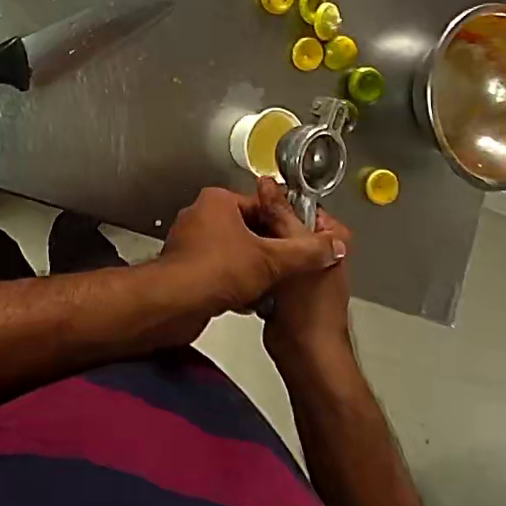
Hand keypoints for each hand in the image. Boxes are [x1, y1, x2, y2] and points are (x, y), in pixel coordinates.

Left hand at [158, 183, 345, 315]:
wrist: (174, 305)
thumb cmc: (213, 271)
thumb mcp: (273, 260)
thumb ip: (306, 252)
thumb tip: (330, 247)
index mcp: (217, 201)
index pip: (261, 205)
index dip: (283, 224)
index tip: (297, 241)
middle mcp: (200, 216)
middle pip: (248, 230)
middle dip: (267, 250)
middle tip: (284, 266)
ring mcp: (189, 242)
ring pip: (234, 252)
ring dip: (251, 269)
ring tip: (266, 285)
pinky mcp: (184, 267)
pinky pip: (218, 270)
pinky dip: (233, 282)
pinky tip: (245, 299)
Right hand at [248, 179, 356, 375]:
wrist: (305, 354)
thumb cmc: (308, 305)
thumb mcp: (292, 250)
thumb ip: (279, 214)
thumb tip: (266, 183)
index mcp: (330, 237)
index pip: (299, 205)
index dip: (275, 202)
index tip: (250, 203)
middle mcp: (317, 250)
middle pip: (282, 224)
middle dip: (261, 226)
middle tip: (240, 228)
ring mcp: (300, 269)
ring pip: (269, 246)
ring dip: (254, 247)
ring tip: (238, 248)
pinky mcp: (284, 287)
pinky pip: (263, 267)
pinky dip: (253, 268)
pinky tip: (241, 270)